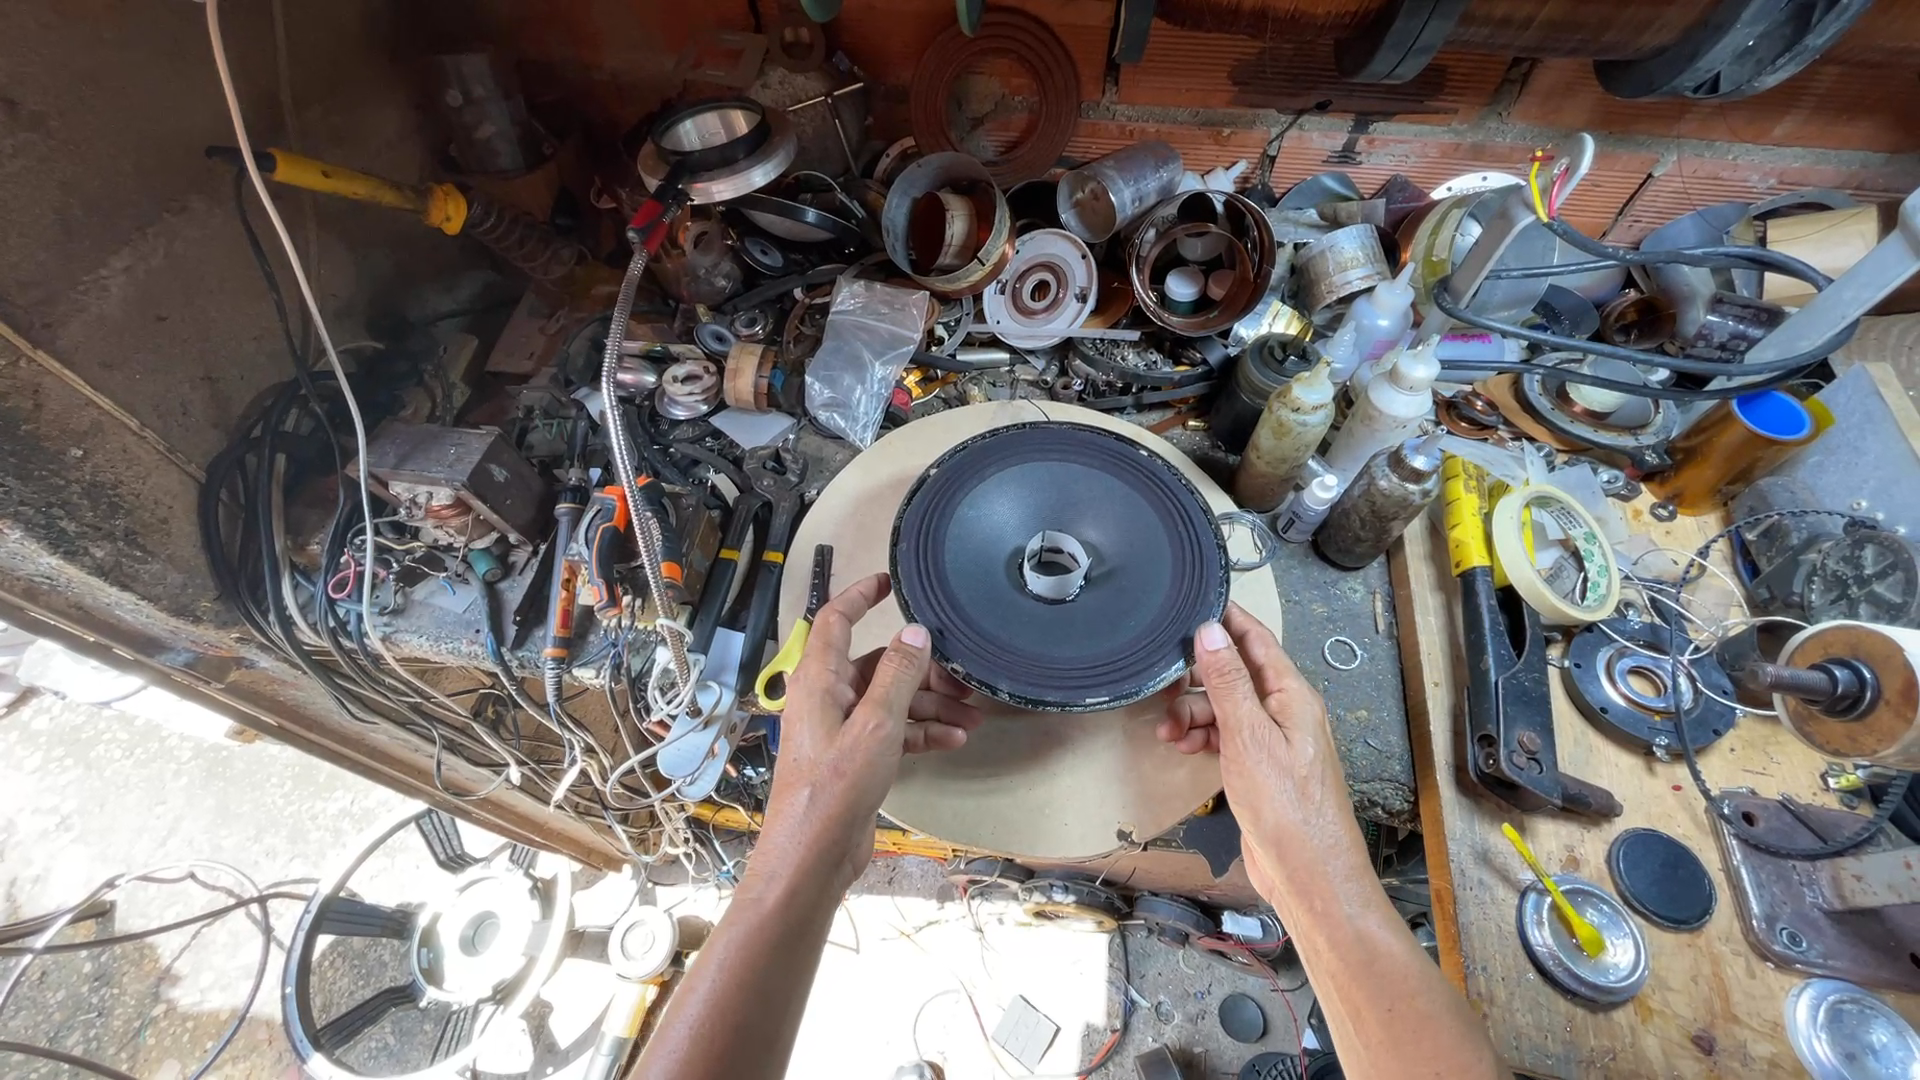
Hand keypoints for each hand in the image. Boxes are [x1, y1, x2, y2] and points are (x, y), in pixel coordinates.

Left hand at [754, 573, 982, 891]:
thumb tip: (916, 631)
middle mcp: (829, 697)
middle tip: (961, 675)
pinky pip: (893, 731)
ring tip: (970, 715)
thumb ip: (898, 674)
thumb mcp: (876, 723)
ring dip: (929, 705)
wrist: (814, 856)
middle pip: (877, 665)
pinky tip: (953, 740)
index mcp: (820, 678)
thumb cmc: (836, 783)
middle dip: (920, 668)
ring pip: (891, 700)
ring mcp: (843, 729)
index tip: (891, 581)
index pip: (836, 620)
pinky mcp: (856, 757)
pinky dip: (920, 732)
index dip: (861, 595)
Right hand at [1155, 602, 1369, 905]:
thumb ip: (1228, 682)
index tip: (1191, 604)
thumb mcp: (1249, 736)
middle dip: (1196, 678)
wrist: (1307, 874)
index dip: (1225, 619)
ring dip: (1193, 713)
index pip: (1256, 639)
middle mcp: (1284, 711)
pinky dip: (1202, 736)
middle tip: (1162, 686)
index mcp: (1291, 695)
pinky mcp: (1258, 765)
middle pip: (1233, 674)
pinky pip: (1224, 735)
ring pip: (1223, 707)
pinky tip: (1182, 747)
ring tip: (1168, 732)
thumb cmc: (1287, 806)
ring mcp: (1271, 739)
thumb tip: (1209, 631)